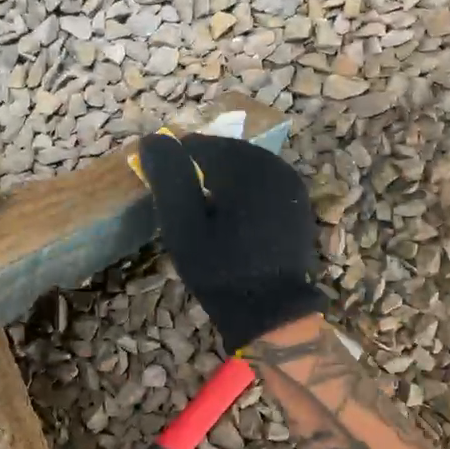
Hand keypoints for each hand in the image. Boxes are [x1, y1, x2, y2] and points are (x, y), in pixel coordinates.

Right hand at [138, 132, 324, 350]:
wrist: (270, 311)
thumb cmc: (220, 268)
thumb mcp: (182, 225)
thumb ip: (169, 177)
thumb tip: (152, 137)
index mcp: (247, 168)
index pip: (200, 145)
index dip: (175, 159)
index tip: (160, 183)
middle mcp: (275, 168)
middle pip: (225, 152)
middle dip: (199, 167)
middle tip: (177, 195)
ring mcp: (291, 187)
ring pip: (245, 166)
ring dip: (220, 177)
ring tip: (199, 205)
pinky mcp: (297, 204)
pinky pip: (261, 183)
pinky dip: (240, 190)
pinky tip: (227, 215)